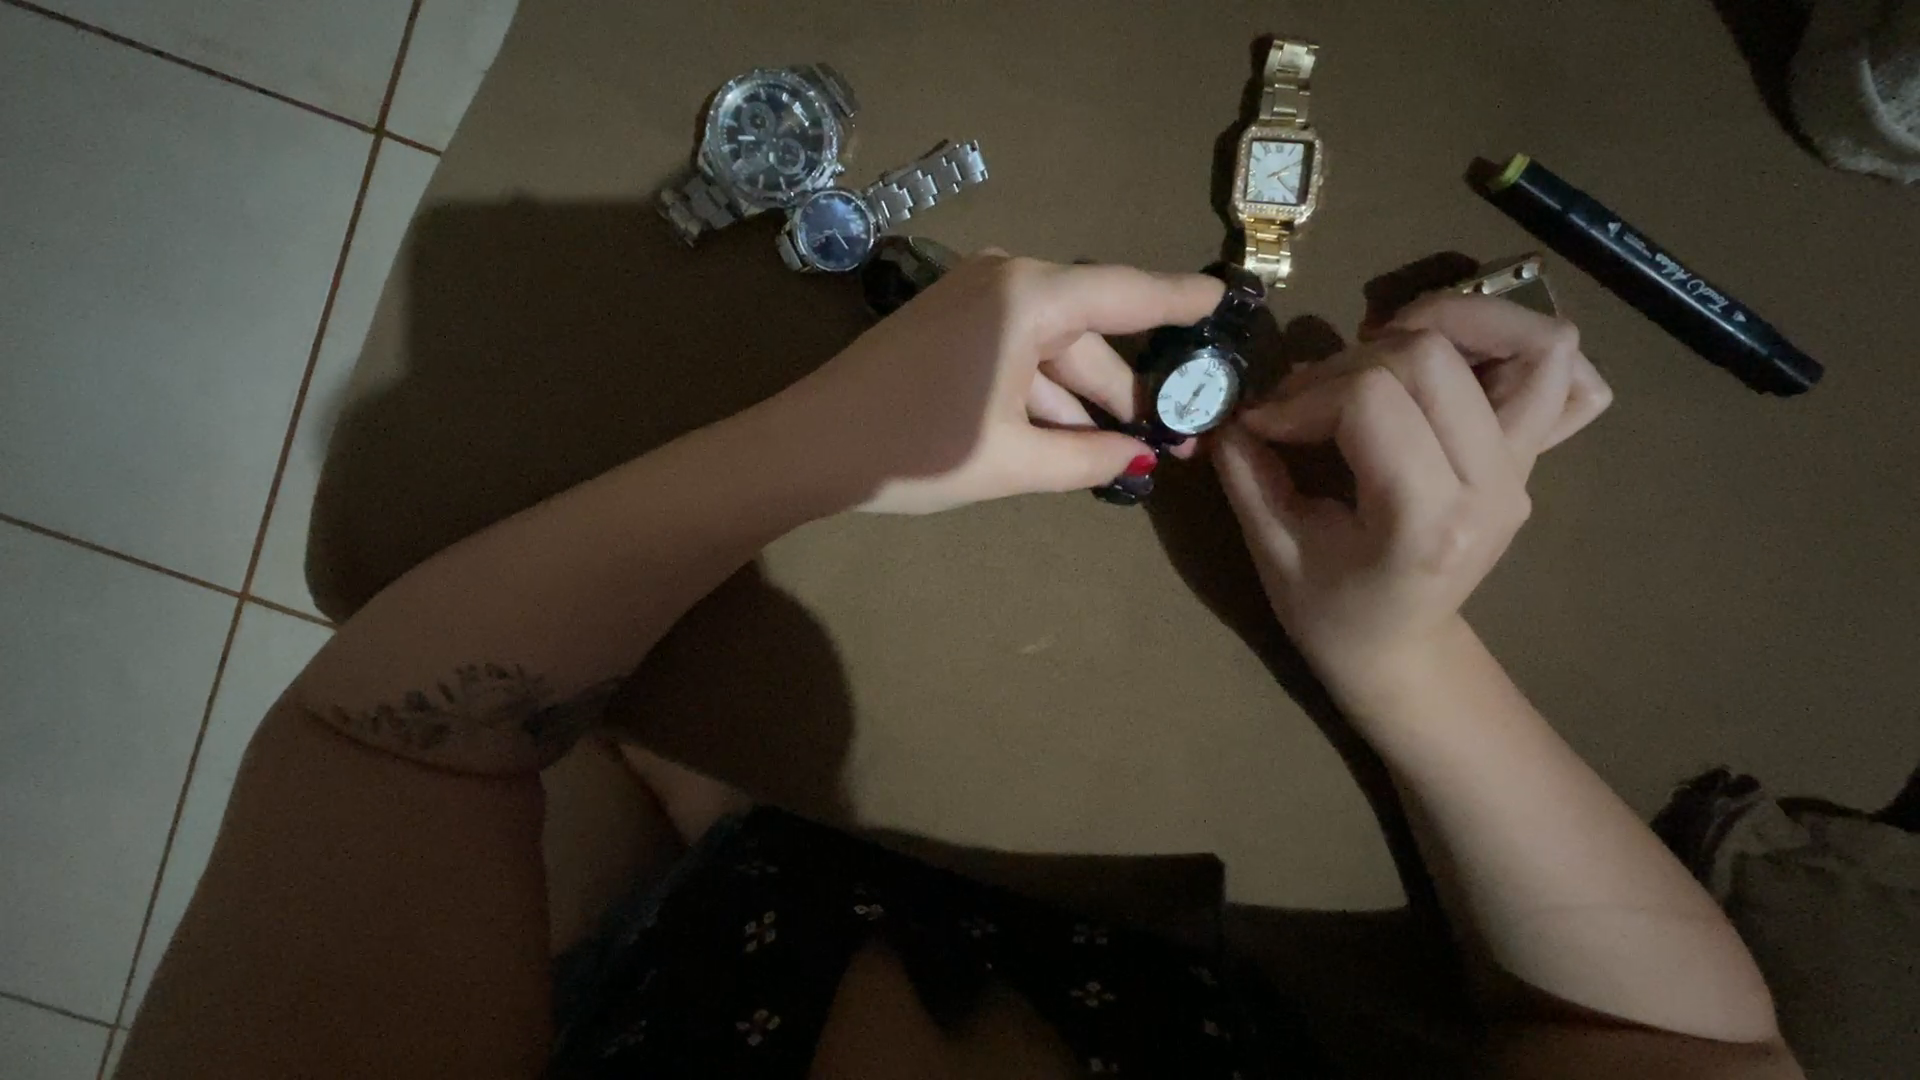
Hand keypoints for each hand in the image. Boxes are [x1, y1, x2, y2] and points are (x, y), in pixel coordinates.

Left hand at [790, 253, 1222, 513]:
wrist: (810, 449)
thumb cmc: (916, 451)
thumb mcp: (1014, 462)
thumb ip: (1088, 458)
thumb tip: (1139, 456)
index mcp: (1030, 298)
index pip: (1128, 293)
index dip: (1181, 300)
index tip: (1225, 301)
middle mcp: (1006, 280)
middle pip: (1089, 333)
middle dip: (1126, 392)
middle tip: (1171, 442)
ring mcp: (972, 298)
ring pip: (1052, 349)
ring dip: (1083, 400)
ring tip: (1122, 454)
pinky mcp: (948, 323)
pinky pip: (1017, 352)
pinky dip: (1041, 392)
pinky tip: (1065, 437)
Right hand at [1213, 295, 1610, 694]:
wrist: (1397, 648)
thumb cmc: (1328, 611)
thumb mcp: (1272, 550)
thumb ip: (1247, 473)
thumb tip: (1228, 412)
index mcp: (1424, 520)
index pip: (1370, 400)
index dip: (1300, 397)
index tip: (1259, 423)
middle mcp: (1492, 484)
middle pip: (1431, 357)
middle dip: (1345, 362)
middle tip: (1304, 397)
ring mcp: (1524, 466)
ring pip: (1530, 343)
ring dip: (1450, 320)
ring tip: (1383, 344)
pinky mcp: (1530, 454)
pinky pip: (1563, 373)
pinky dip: (1515, 342)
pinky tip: (1451, 355)